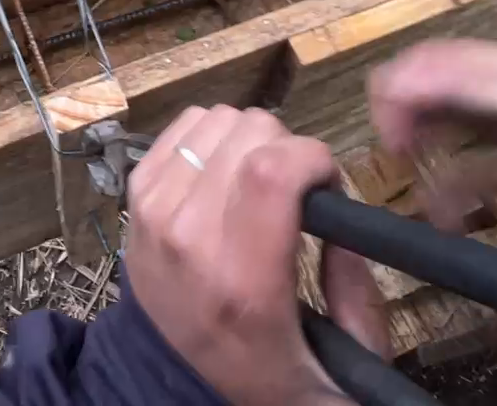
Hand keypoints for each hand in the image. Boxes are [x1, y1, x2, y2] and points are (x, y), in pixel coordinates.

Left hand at [125, 105, 388, 405]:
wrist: (170, 377)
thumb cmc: (257, 370)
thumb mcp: (332, 369)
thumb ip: (359, 298)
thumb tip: (344, 213)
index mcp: (242, 281)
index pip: (270, 170)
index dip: (311, 157)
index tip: (327, 182)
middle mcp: (190, 234)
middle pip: (247, 132)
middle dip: (288, 145)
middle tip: (295, 185)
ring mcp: (155, 206)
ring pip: (217, 119)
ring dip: (249, 137)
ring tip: (258, 177)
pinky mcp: (137, 190)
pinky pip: (185, 123)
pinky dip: (212, 135)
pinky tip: (223, 168)